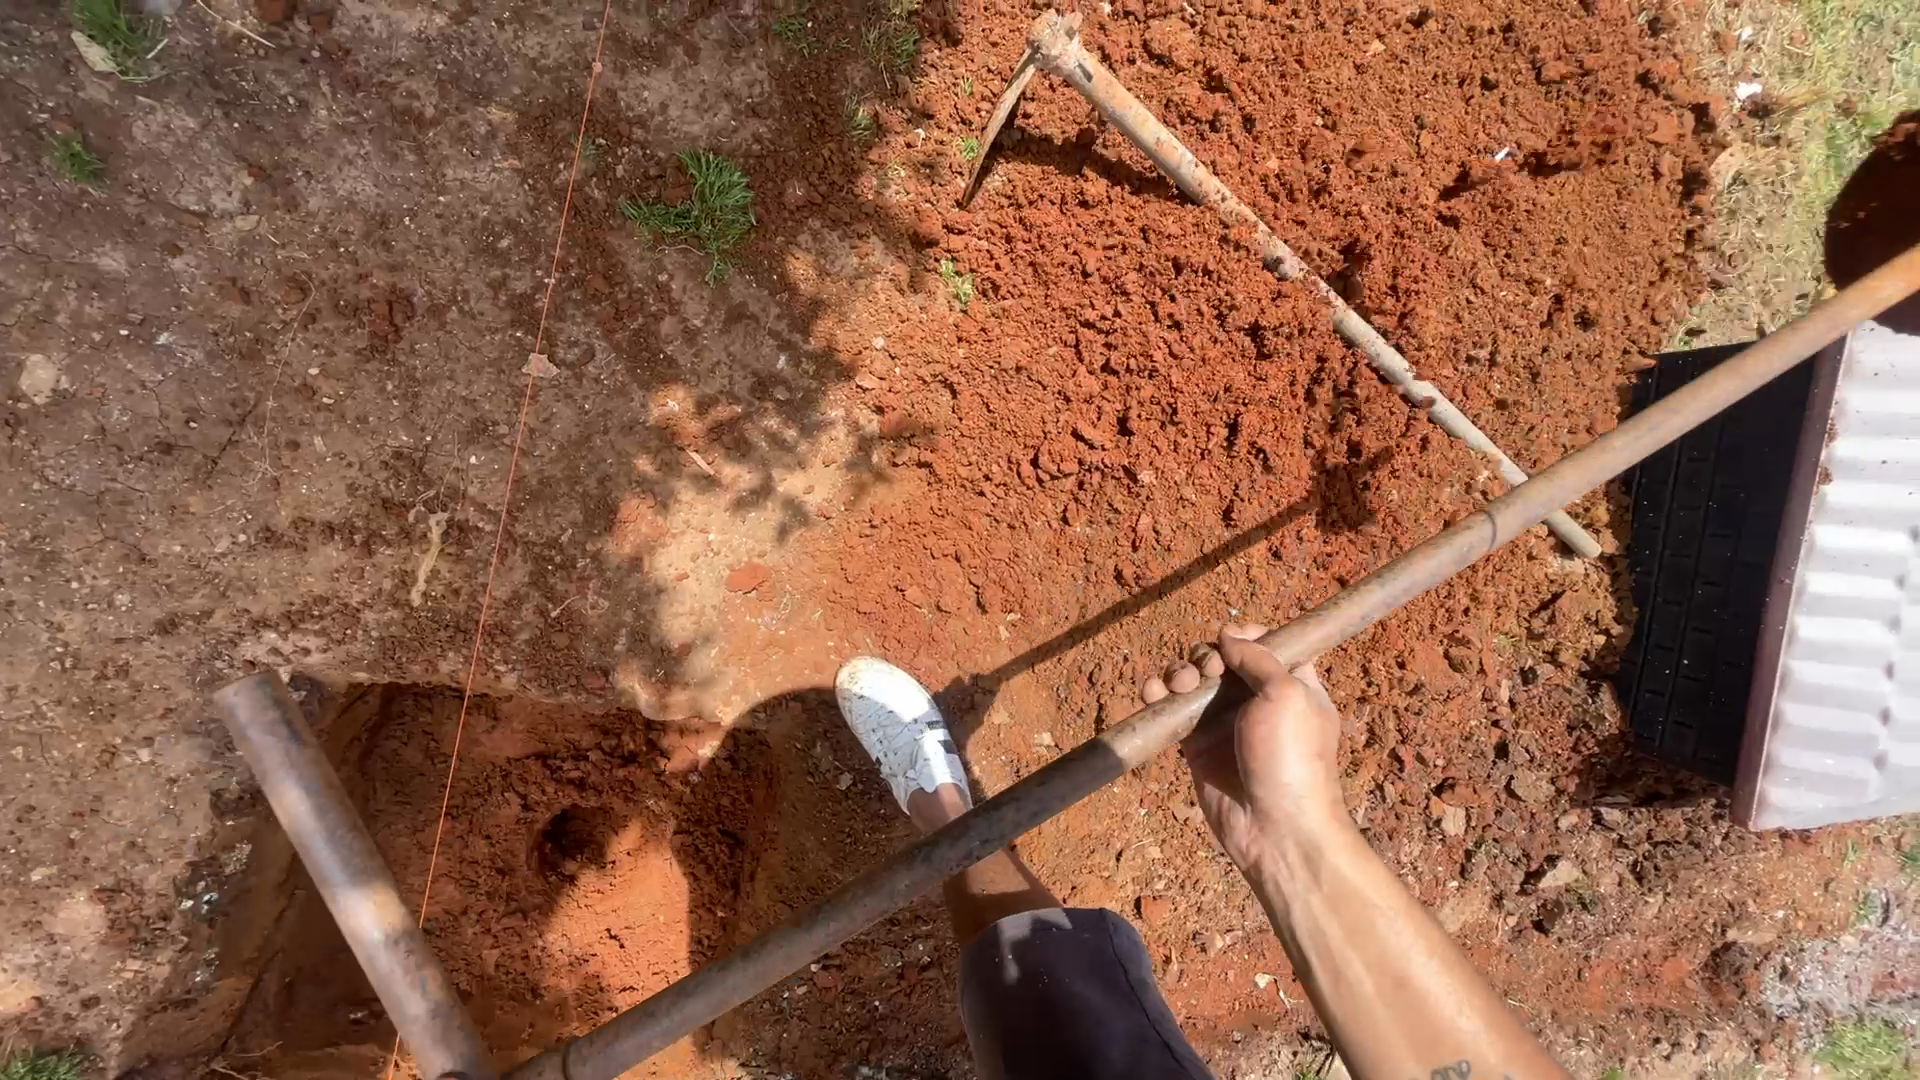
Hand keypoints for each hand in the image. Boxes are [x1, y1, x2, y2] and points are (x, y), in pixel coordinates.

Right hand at [1142, 624, 1350, 876]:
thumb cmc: (1291, 759)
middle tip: (1209, 672)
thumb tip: (1228, 635)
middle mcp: (1256, 700)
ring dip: (1179, 672)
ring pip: (1192, 680)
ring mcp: (1224, 722)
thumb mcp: (1287, 694)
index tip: (1232, 639)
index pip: (1267, 645)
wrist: (1276, 828)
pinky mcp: (1196, 743)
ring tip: (1179, 685)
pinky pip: (1172, 709)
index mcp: (1291, 685)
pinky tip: (1153, 693)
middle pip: (1222, 658)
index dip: (1246, 635)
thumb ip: (1258, 657)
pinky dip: (1158, 694)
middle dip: (1206, 655)